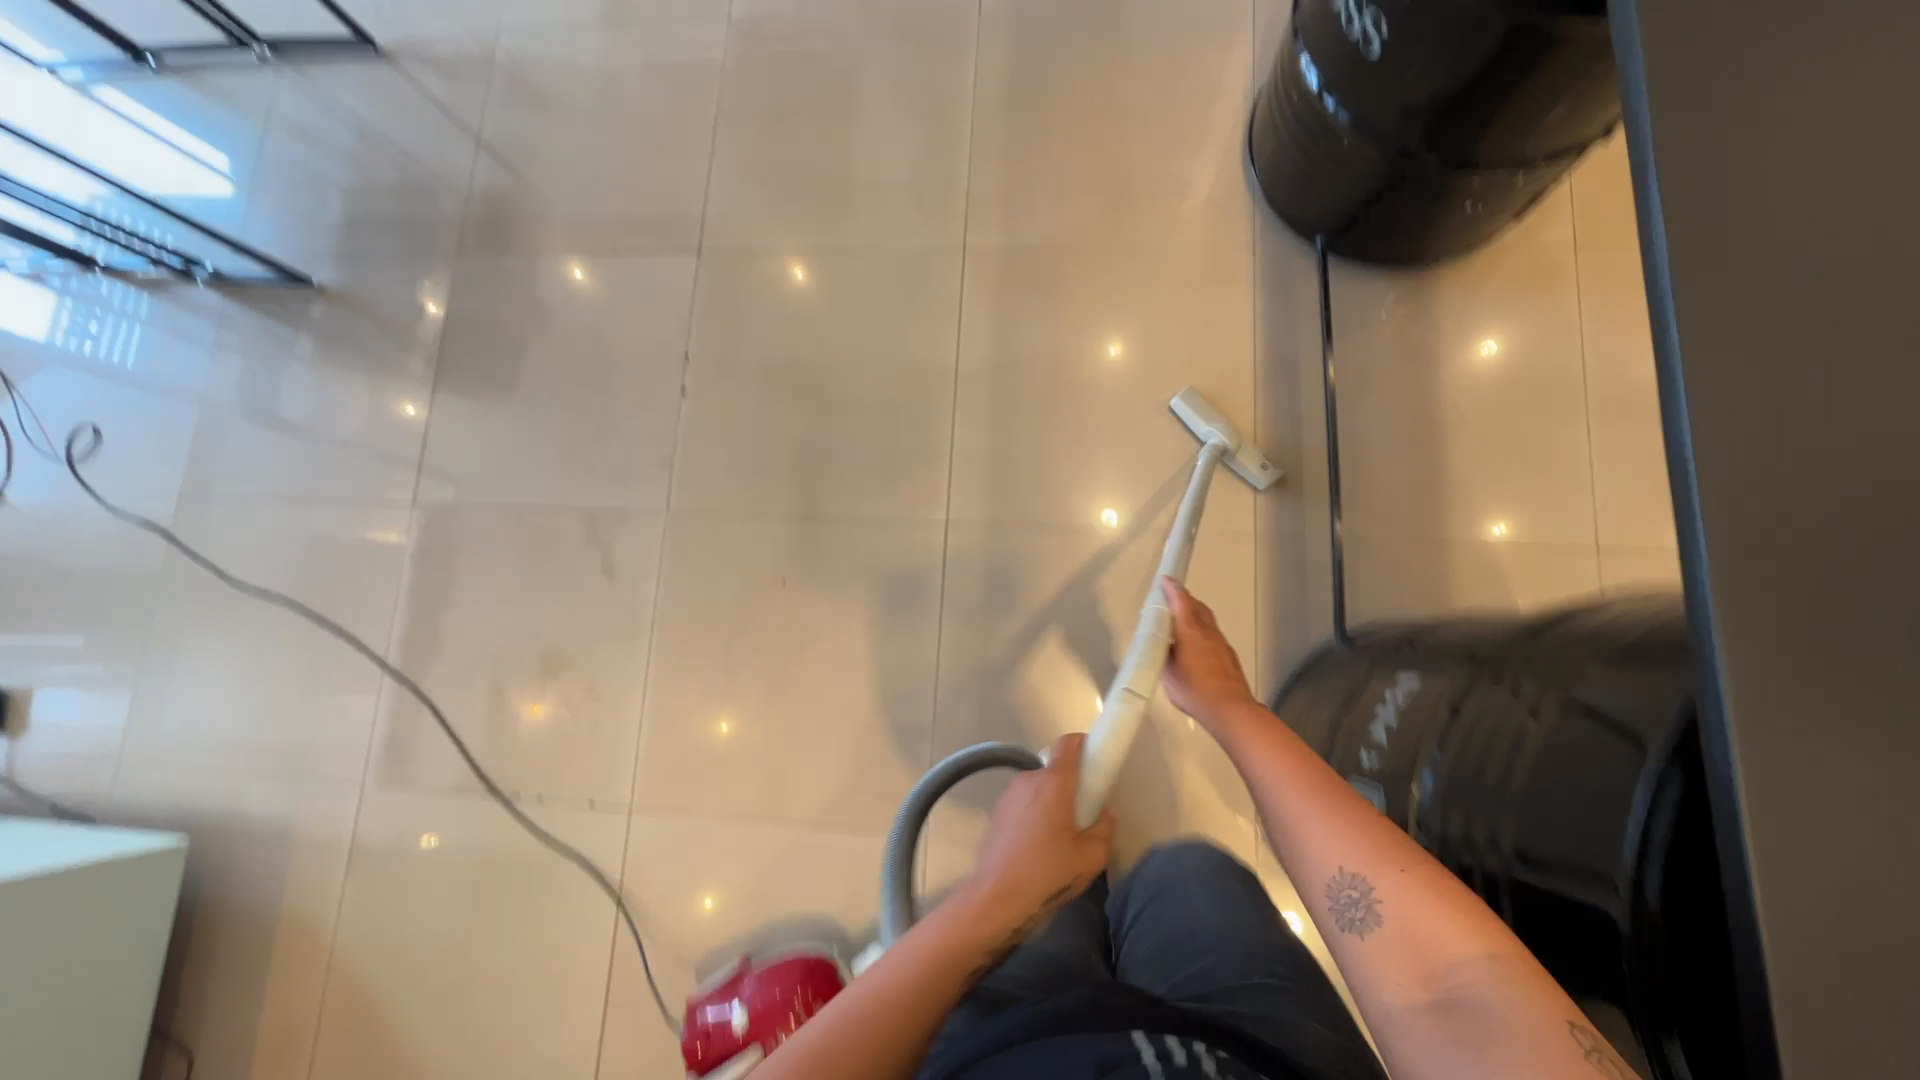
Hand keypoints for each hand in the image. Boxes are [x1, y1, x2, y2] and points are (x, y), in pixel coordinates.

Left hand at [963, 733, 1115, 937]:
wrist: (996, 896)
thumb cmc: (1048, 873)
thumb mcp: (1090, 857)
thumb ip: (1104, 829)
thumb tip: (1104, 813)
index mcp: (1054, 782)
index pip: (1068, 743)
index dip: (1082, 744)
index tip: (1094, 760)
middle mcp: (1028, 779)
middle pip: (1054, 770)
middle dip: (1069, 786)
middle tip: (1081, 815)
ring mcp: (1009, 794)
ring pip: (1037, 788)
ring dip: (1049, 803)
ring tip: (1057, 838)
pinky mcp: (996, 812)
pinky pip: (1023, 803)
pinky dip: (1033, 815)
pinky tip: (1036, 846)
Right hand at [1160, 577, 1257, 731]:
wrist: (1230, 708)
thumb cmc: (1194, 690)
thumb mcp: (1168, 674)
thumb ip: (1164, 655)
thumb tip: (1165, 646)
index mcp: (1190, 631)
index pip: (1181, 601)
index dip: (1172, 589)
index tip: (1165, 580)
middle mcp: (1207, 632)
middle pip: (1197, 606)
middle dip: (1184, 599)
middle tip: (1171, 601)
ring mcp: (1221, 643)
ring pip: (1207, 620)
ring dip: (1194, 614)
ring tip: (1181, 623)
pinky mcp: (1228, 655)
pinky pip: (1212, 635)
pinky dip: (1202, 631)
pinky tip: (1195, 646)